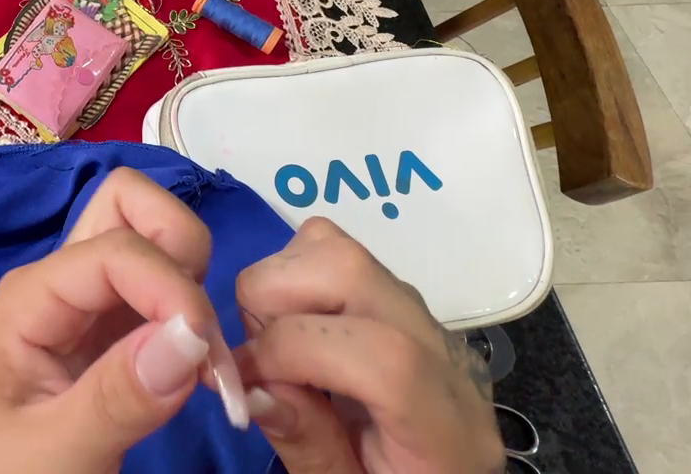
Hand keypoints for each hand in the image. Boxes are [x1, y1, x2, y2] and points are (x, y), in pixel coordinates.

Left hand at [0, 168, 249, 473]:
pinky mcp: (119, 322)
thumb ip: (116, 400)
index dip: (171, 288)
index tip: (208, 361)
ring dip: (196, 282)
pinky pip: (167, 283)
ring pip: (154, 233)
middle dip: (181, 251)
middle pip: (129, 203)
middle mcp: (63, 277)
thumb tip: (190, 336)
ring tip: (209, 369)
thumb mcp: (49, 457)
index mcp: (32, 295)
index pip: (115, 249)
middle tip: (203, 342)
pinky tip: (207, 375)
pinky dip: (198, 312)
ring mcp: (92, 295)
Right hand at [233, 217, 505, 473]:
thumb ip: (306, 445)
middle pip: (349, 269)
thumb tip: (246, 382)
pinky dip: (292, 273)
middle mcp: (445, 353)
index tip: (242, 380)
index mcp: (448, 428)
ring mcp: (422, 314)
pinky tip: (294, 325)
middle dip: (273, 301)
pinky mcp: (396, 295)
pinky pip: (333, 248)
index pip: (382, 356)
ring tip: (276, 342)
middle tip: (259, 358)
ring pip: (333, 245)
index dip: (293, 351)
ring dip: (279, 283)